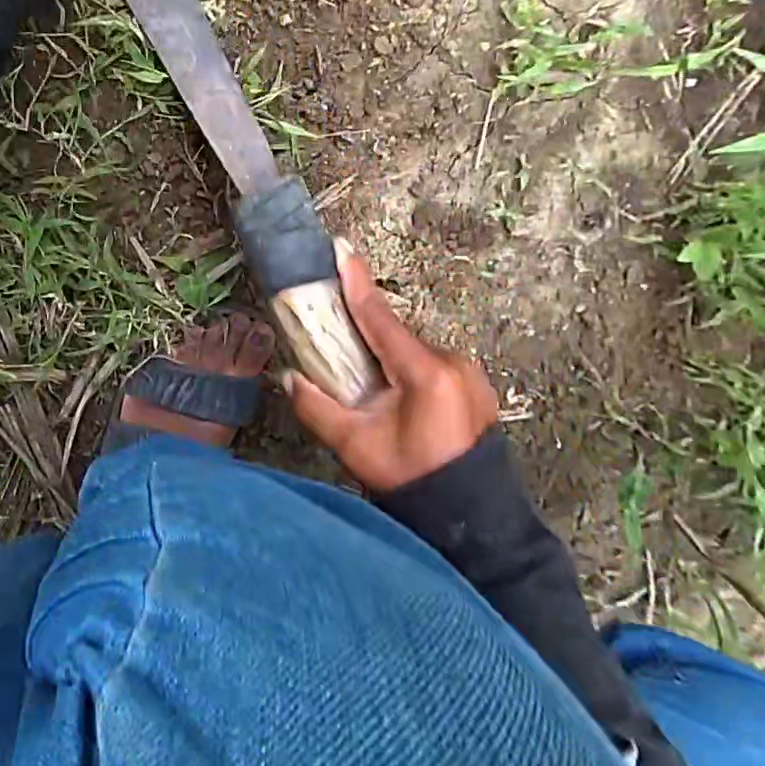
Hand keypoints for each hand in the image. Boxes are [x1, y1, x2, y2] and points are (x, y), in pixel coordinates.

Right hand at [283, 242, 500, 492]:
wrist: (471, 517)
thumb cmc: (412, 480)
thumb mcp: (356, 446)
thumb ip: (318, 408)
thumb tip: (291, 378)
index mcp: (425, 374)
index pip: (380, 318)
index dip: (356, 283)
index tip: (341, 248)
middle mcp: (452, 364)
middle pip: (394, 335)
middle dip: (364, 336)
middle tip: (340, 350)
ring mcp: (468, 373)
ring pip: (411, 351)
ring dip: (386, 359)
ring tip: (373, 394)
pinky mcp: (473, 385)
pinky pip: (429, 364)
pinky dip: (406, 370)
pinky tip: (397, 398)